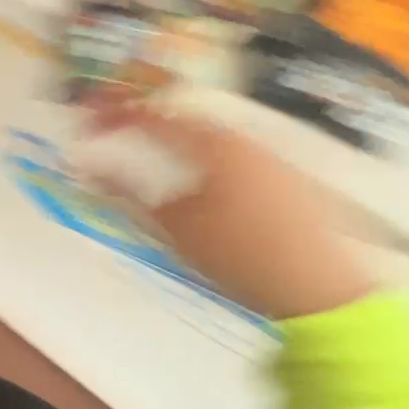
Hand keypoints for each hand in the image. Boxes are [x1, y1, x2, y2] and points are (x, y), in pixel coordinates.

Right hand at [85, 102, 374, 320]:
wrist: (324, 294)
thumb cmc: (238, 255)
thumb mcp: (171, 224)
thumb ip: (126, 189)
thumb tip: (88, 167)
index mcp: (212, 145)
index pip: (150, 116)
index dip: (112, 115)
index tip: (85, 122)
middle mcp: (245, 141)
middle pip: (185, 118)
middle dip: (146, 122)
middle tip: (116, 131)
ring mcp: (274, 160)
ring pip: (212, 136)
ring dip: (176, 140)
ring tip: (151, 155)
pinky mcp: (293, 181)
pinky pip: (237, 154)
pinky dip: (205, 156)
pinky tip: (198, 179)